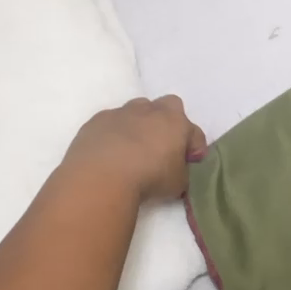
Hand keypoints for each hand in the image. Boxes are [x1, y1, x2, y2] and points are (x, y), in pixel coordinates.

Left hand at [59, 95, 206, 203]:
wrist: (100, 177)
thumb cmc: (148, 178)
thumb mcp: (177, 183)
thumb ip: (182, 172)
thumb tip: (178, 171)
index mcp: (176, 122)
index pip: (194, 132)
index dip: (194, 147)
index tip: (190, 163)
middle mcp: (151, 111)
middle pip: (167, 106)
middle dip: (168, 122)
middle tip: (163, 145)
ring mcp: (122, 113)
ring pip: (136, 110)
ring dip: (140, 124)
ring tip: (133, 148)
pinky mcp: (96, 121)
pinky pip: (111, 122)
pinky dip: (114, 133)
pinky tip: (109, 152)